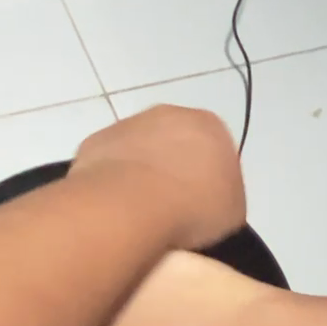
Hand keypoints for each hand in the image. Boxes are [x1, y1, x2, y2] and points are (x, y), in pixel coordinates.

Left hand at [70, 105, 243, 249]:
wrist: (129, 204)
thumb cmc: (191, 207)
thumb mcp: (232, 212)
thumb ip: (224, 197)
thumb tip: (208, 201)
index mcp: (209, 125)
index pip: (214, 149)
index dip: (208, 179)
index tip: (200, 206)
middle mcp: (167, 113)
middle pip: (173, 143)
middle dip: (172, 169)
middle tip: (170, 208)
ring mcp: (126, 124)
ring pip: (137, 150)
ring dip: (138, 173)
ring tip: (138, 211)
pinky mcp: (94, 141)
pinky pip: (107, 163)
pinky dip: (110, 181)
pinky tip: (112, 205)